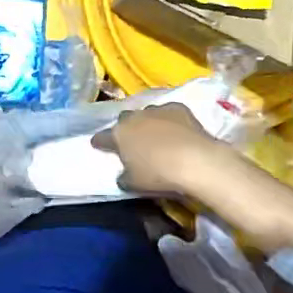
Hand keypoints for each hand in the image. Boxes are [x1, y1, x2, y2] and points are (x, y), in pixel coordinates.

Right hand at [97, 103, 292, 254]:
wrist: (194, 160)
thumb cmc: (158, 175)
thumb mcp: (134, 184)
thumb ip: (124, 177)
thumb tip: (123, 175)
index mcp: (119, 135)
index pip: (102, 138)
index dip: (99, 142)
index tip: (98, 145)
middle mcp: (134, 117)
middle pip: (124, 120)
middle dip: (126, 128)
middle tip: (131, 140)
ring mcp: (157, 110)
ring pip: (146, 113)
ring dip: (147, 122)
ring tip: (155, 135)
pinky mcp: (178, 108)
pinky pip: (167, 112)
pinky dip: (168, 120)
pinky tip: (175, 130)